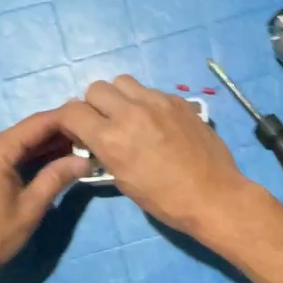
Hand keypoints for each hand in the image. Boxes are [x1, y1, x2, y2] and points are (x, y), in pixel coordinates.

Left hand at [0, 111, 89, 281]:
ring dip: (41, 147)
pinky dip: (24, 157)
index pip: (37, 124)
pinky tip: (45, 162)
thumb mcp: (31, 206)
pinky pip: (1, 154)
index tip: (89, 120)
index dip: (65, 120)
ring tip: (73, 151)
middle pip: (24, 132)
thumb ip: (57, 177)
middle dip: (55, 136)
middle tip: (86, 139)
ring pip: (13, 143)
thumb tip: (84, 161)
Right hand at [56, 77, 258, 233]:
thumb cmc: (166, 200)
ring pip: (123, 82)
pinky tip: (158, 122)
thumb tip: (96, 138)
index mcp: (112, 138)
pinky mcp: (178, 101)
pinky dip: (146, 102)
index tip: (77, 131)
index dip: (69, 120)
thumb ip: (105, 151)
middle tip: (106, 124)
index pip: (72, 111)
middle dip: (94, 105)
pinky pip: (151, 90)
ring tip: (131, 117)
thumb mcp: (124, 181)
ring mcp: (157, 102)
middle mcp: (131, 112)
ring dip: (120, 97)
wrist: (213, 196)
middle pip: (96, 88)